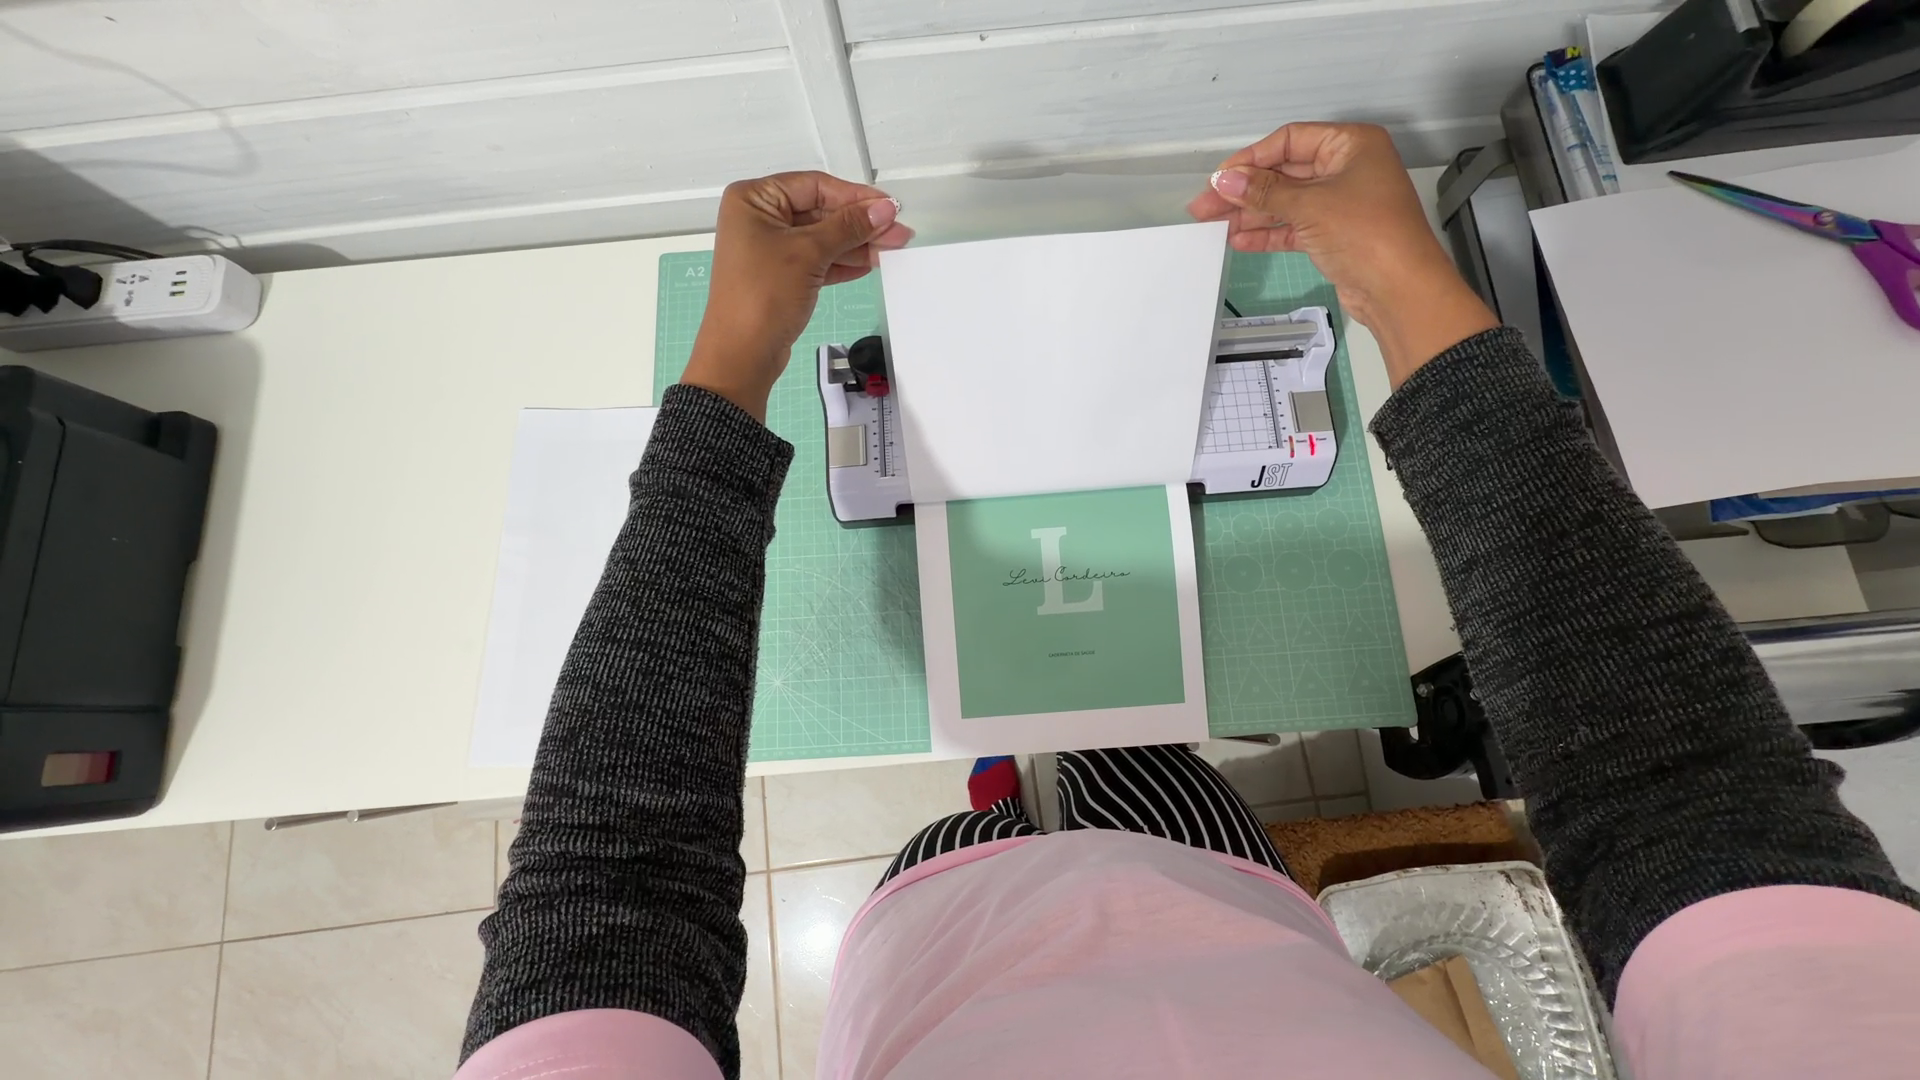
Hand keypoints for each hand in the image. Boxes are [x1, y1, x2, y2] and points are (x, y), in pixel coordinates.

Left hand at [683, 172, 912, 418]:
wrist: (742, 354)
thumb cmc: (765, 295)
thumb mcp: (808, 253)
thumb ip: (848, 228)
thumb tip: (886, 209)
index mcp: (755, 199)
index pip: (815, 187)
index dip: (855, 197)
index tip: (890, 207)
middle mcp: (760, 219)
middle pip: (821, 213)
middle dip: (860, 224)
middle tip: (900, 233)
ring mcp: (771, 249)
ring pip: (823, 239)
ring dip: (857, 245)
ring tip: (893, 250)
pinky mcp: (782, 277)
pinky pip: (818, 261)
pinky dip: (842, 263)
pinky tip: (870, 264)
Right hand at [1188, 123, 1495, 385]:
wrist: (1397, 287)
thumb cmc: (1366, 233)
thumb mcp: (1309, 206)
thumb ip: (1263, 192)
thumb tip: (1224, 180)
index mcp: (1349, 145)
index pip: (1290, 141)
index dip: (1251, 159)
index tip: (1219, 179)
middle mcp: (1345, 169)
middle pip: (1283, 174)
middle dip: (1244, 191)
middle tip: (1205, 207)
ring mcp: (1338, 203)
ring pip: (1284, 203)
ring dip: (1250, 214)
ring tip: (1214, 227)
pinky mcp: (1331, 234)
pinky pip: (1292, 227)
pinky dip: (1267, 233)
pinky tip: (1238, 240)